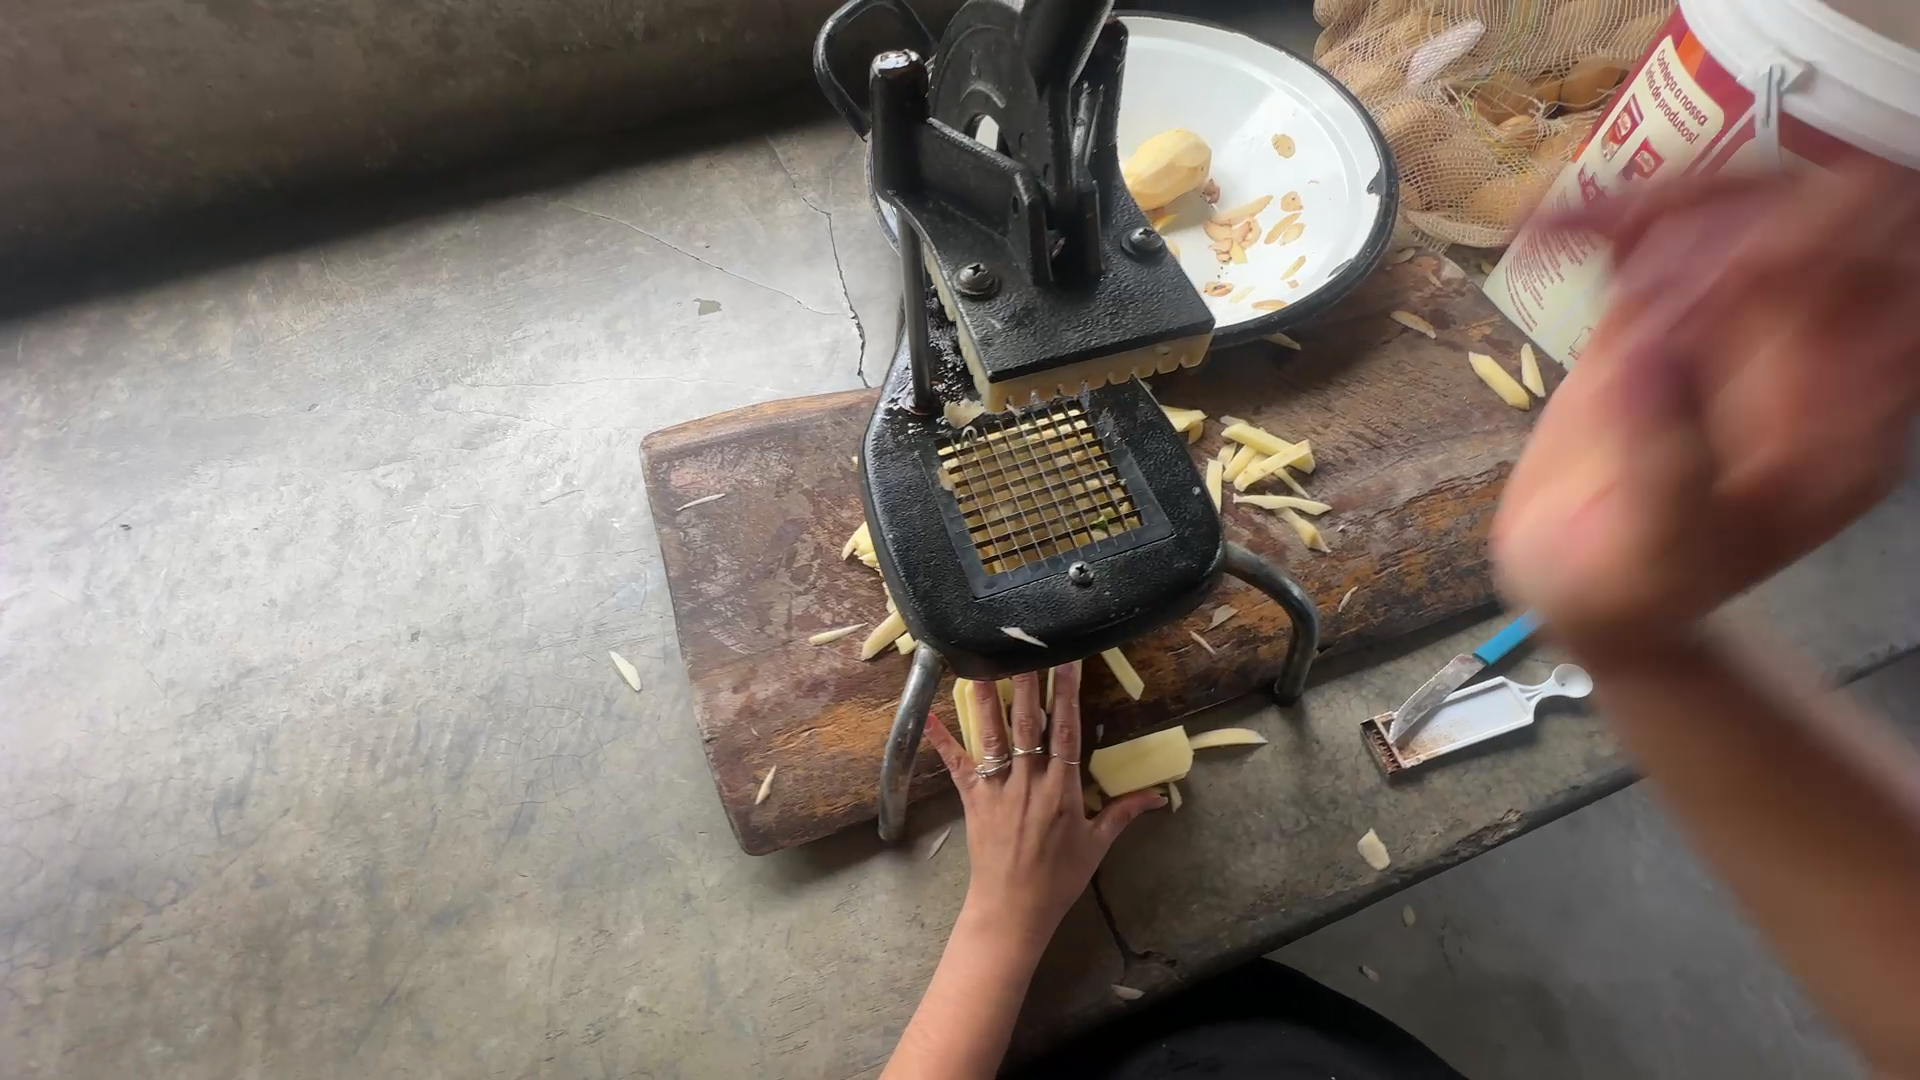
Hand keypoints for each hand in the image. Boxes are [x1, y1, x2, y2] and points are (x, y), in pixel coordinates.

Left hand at [924, 664, 1163, 953]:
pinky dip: (942, 739)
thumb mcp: (1097, 845)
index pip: (1068, 732)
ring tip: (979, 665)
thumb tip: (1159, 795)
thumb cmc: (1059, 878)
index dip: (1069, 695)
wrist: (1013, 912)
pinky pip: (956, 764)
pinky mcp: (972, 798)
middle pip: (1029, 724)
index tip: (1068, 663)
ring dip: (985, 700)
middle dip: (1028, 684)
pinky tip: (928, 715)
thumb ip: (1124, 813)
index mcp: (1063, 790)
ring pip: (992, 736)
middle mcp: (1029, 781)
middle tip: (1025, 648)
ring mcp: (997, 788)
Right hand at [1493, 159, 1919, 660]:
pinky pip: (1652, 257)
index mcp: (1846, 406)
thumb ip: (1666, 463)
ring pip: (1726, 220)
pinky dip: (1608, 228)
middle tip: (1615, 227)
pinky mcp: (1651, 336)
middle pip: (1809, 216)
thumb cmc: (1628, 593)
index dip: (1783, 252)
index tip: (1671, 284)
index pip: (1865, 273)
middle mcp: (1804, 353)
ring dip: (1652, 204)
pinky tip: (1553, 231)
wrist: (1588, 593)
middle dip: (1718, 202)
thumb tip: (1646, 349)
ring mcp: (1723, 336)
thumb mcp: (1656, 555)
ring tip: (1555, 222)